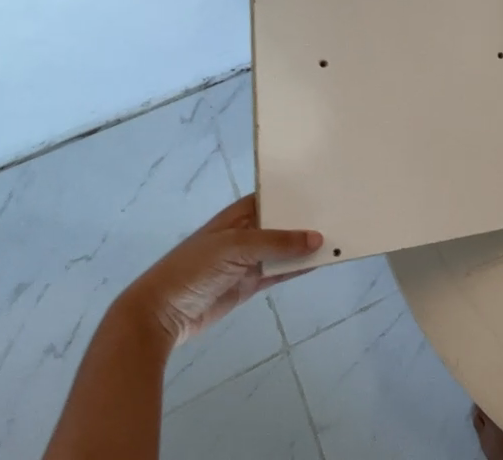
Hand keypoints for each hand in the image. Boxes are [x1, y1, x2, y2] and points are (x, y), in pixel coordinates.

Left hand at [113, 195, 321, 347]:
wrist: (159, 315)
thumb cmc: (193, 269)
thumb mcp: (235, 247)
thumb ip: (277, 242)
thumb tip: (317, 239)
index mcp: (238, 215)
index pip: (274, 197)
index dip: (298, 193)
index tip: (328, 186)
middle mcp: (246, 233)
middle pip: (282, 223)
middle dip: (307, 220)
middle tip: (343, 211)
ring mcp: (248, 260)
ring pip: (284, 249)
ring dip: (306, 246)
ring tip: (340, 236)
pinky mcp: (250, 284)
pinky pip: (280, 272)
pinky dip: (298, 269)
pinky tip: (320, 262)